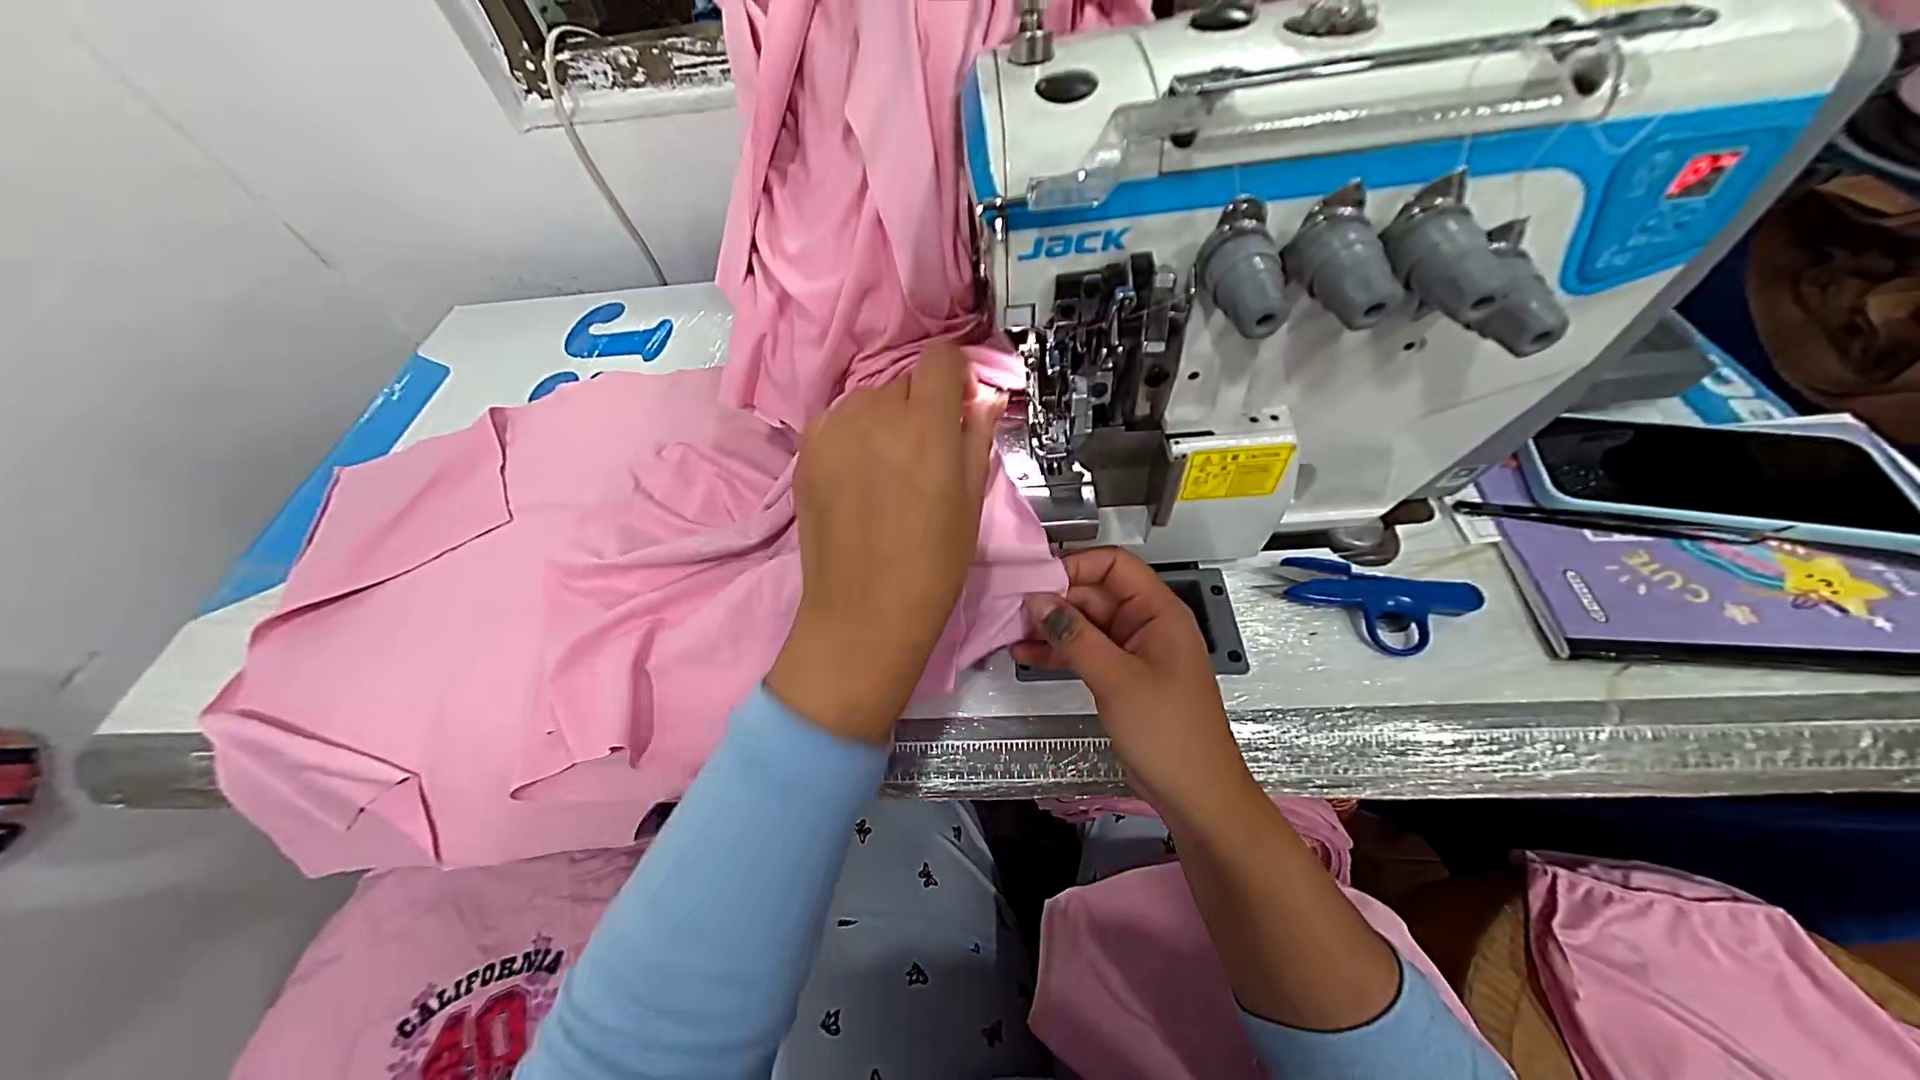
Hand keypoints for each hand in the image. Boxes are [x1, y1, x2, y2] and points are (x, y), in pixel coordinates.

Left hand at [767, 343, 1005, 742]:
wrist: (864, 613)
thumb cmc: (931, 566)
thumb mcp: (970, 501)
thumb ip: (976, 436)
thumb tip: (981, 397)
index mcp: (925, 427)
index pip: (941, 358)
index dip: (956, 376)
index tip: (959, 403)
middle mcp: (874, 415)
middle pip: (906, 381)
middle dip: (922, 406)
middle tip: (928, 454)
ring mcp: (832, 431)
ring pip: (870, 400)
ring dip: (886, 420)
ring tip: (891, 473)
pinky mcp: (805, 451)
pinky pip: (839, 422)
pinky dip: (855, 436)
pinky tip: (861, 479)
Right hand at [1019, 551, 1402, 1029]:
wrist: (1196, 794)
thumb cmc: (1166, 731)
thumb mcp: (1116, 678)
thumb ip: (1074, 636)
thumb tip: (1036, 600)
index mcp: (1158, 611)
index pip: (1114, 565)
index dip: (1075, 566)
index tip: (1035, 581)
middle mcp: (1145, 623)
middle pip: (1095, 593)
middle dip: (1055, 599)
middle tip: (1011, 611)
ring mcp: (1132, 651)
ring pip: (1085, 624)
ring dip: (1051, 627)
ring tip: (1010, 633)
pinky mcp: (1121, 676)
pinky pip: (1086, 651)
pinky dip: (1059, 652)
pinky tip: (1025, 656)